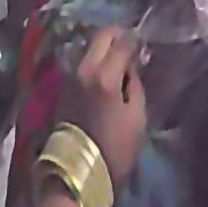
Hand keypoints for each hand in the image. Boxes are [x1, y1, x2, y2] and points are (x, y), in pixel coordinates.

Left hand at [62, 27, 145, 185]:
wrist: (78, 171)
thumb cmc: (114, 148)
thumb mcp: (136, 118)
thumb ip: (134, 85)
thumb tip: (131, 66)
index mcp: (105, 76)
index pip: (122, 43)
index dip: (135, 40)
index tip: (142, 43)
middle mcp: (85, 68)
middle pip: (101, 36)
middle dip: (117, 34)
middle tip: (129, 42)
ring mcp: (71, 74)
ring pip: (89, 46)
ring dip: (104, 45)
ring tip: (117, 56)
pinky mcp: (65, 84)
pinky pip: (82, 60)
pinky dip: (94, 57)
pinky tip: (104, 67)